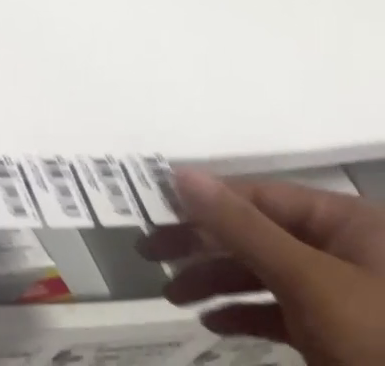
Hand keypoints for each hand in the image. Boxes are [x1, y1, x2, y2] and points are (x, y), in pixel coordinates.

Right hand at [142, 171, 384, 363]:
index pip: (258, 196)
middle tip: (149, 256)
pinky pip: (286, 309)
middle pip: (258, 235)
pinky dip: (247, 312)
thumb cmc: (380, 338)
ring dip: (215, 283)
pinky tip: (214, 322)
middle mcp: (354, 251)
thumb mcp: (308, 282)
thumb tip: (178, 172)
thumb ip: (240, 225)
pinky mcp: (349, 332)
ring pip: (267, 273)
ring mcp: (353, 295)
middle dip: (201, 248)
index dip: (203, 202)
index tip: (150, 214)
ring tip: (173, 298)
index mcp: (354, 225)